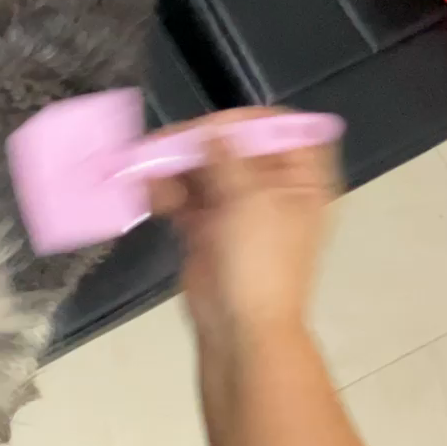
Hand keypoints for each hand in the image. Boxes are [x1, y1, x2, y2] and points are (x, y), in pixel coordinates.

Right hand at [148, 108, 339, 351]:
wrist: (239, 322)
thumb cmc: (260, 262)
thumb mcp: (252, 203)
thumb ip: (229, 161)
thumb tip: (213, 127)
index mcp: (299, 179)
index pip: (281, 131)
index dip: (245, 123)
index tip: (206, 127)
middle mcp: (269, 188)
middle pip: (232, 149)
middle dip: (195, 147)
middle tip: (159, 147)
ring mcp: (234, 209)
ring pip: (201, 174)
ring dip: (173, 171)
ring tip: (147, 176)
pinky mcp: (204, 227)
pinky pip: (183, 199)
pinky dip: (165, 194)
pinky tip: (149, 197)